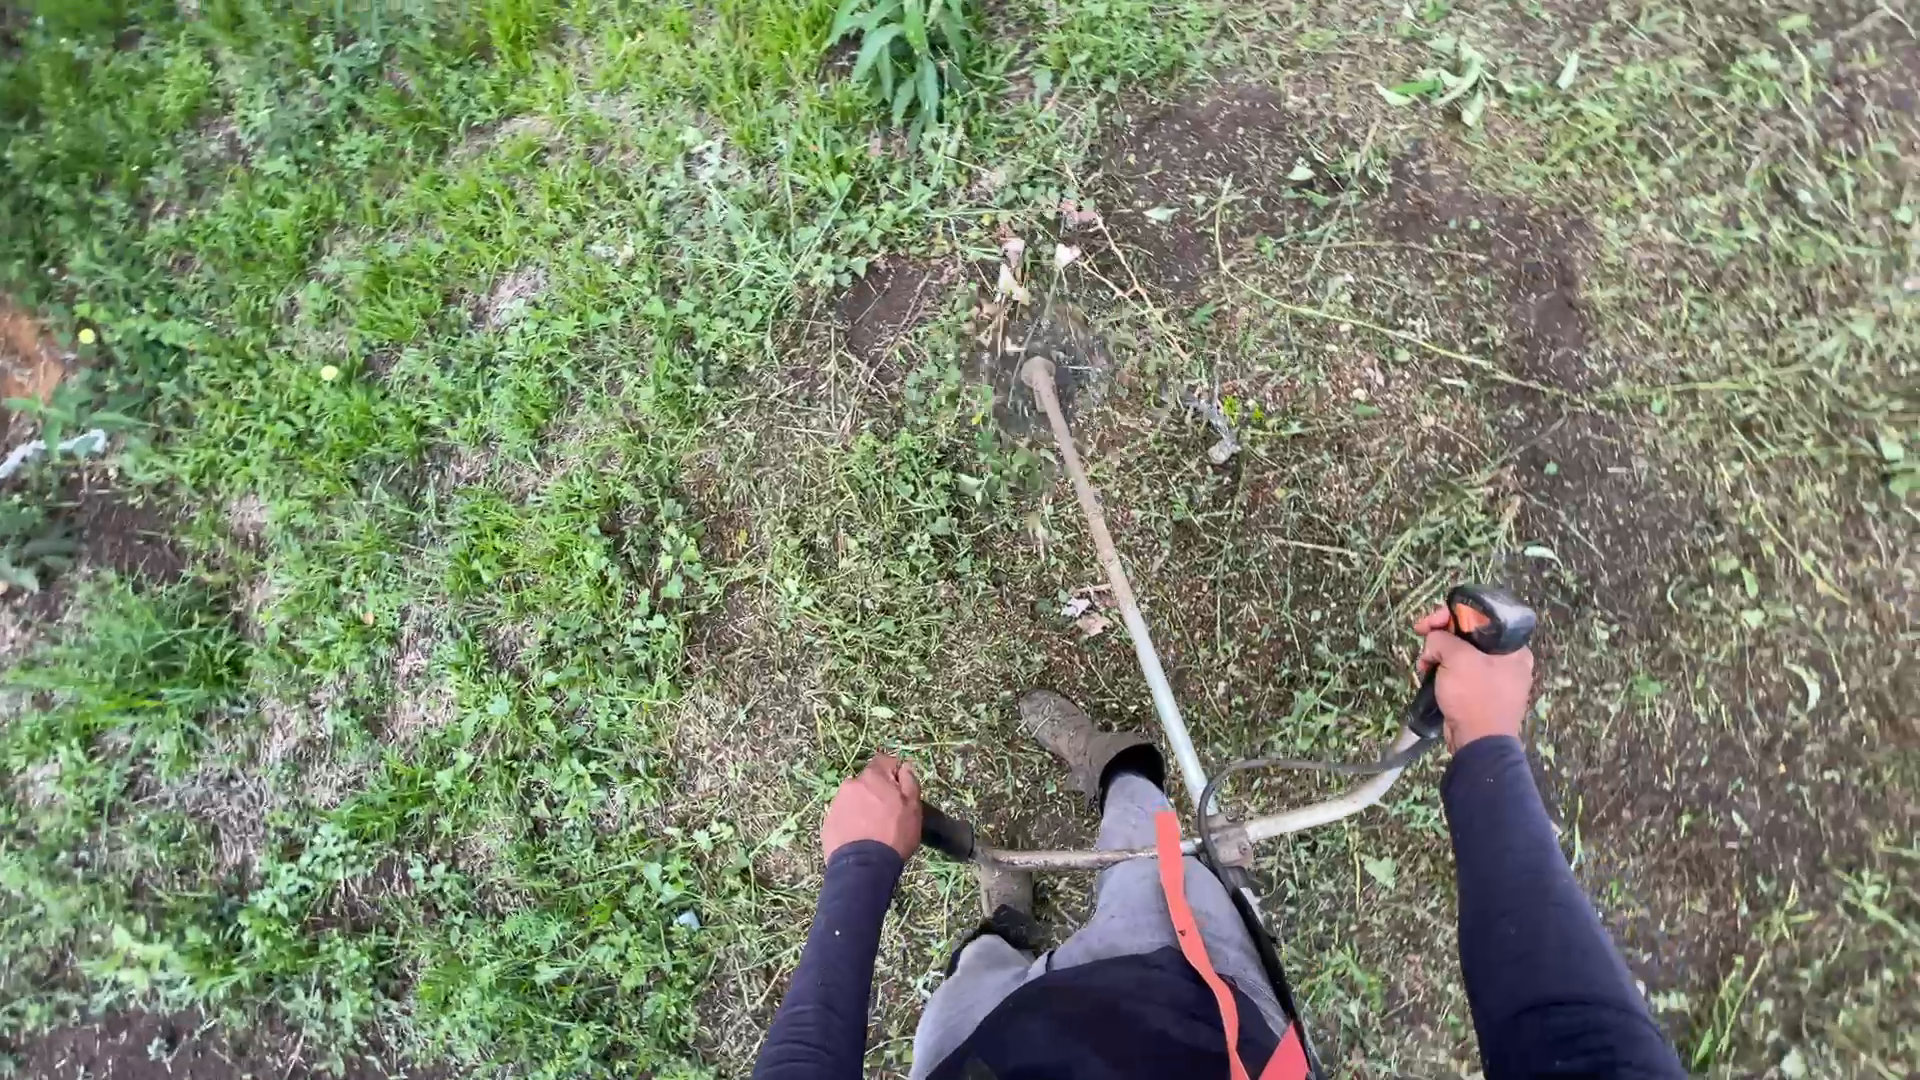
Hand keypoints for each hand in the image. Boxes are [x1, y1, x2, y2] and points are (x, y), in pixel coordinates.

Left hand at [821, 754, 921, 859]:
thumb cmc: (894, 834)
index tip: (899, 789)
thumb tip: (905, 766)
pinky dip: (851, 822)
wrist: (864, 868)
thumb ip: (909, 782)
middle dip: (876, 792)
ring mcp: (837, 804)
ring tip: (872, 829)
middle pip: (867, 781)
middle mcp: (851, 784)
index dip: (894, 772)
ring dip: (862, 806)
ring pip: (854, 799)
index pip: (884, 761)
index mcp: (872, 776)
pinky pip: (843, 816)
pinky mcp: (828, 823)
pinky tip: (859, 838)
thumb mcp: (913, 808)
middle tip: (887, 813)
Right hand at [1414, 606, 1534, 751]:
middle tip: (1421, 639)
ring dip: (1437, 655)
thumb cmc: (1474, 695)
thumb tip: (1434, 640)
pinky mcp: (1480, 692)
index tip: (1426, 623)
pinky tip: (1429, 676)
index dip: (1450, 616)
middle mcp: (1507, 660)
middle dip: (1440, 637)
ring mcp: (1494, 677)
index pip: (1479, 618)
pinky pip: (1458, 671)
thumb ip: (1443, 638)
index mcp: (1513, 648)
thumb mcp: (1457, 658)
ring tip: (1424, 666)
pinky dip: (1442, 670)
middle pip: (1467, 635)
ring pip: (1459, 653)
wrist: (1479, 741)